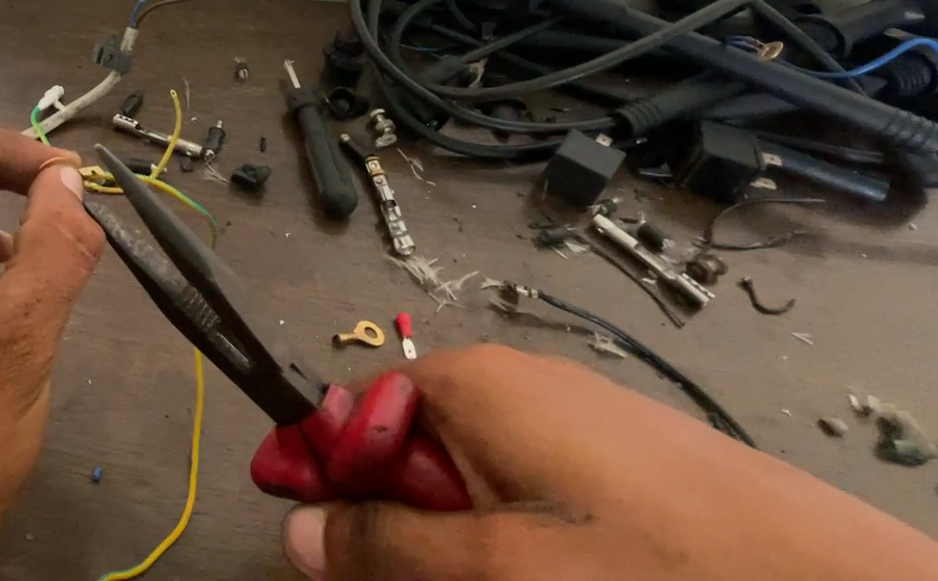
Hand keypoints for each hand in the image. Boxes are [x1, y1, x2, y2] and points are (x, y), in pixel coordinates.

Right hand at [280, 345, 937, 580]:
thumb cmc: (643, 562)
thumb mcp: (497, 567)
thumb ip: (385, 545)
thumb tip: (295, 528)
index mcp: (462, 380)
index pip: (349, 408)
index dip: (322, 468)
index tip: (310, 532)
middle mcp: (502, 376)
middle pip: (405, 439)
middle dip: (395, 511)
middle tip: (418, 580)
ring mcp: (562, 407)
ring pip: (462, 465)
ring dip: (449, 527)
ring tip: (485, 578)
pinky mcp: (608, 442)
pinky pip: (520, 474)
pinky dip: (505, 524)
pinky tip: (542, 570)